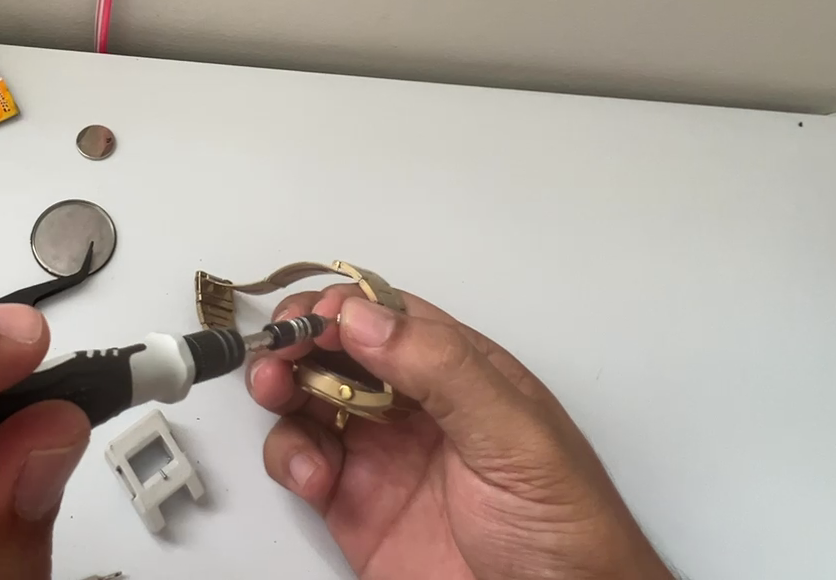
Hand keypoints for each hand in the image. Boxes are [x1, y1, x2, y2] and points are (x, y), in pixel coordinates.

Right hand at [249, 286, 671, 579]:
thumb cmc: (560, 529)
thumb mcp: (514, 436)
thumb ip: (441, 368)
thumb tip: (359, 315)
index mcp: (453, 368)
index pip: (385, 312)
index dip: (340, 306)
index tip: (310, 320)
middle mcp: (408, 399)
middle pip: (336, 346)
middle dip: (298, 338)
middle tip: (277, 352)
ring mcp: (376, 449)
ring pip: (307, 393)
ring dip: (281, 385)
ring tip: (275, 395)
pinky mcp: (350, 501)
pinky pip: (301, 458)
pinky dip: (289, 454)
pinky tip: (310, 476)